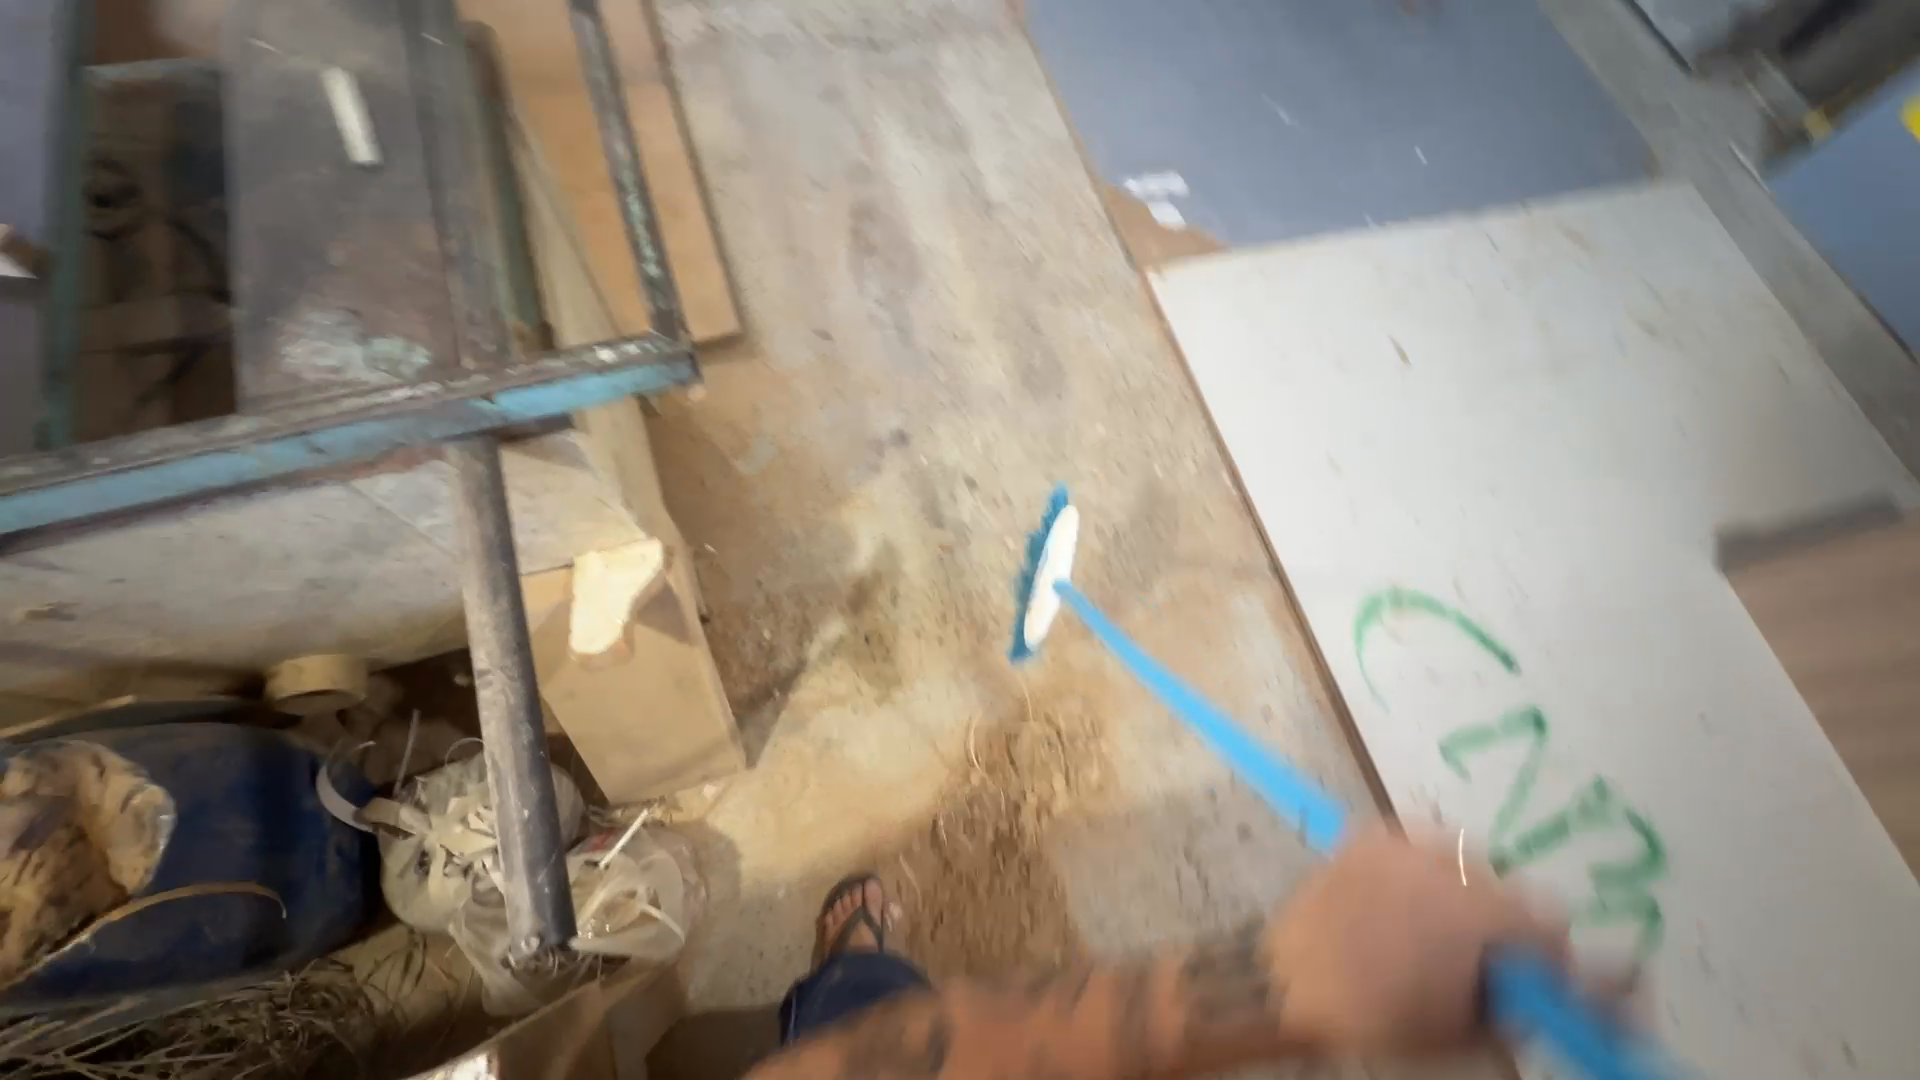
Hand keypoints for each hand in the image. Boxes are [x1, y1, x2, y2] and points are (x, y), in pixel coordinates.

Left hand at [1271, 821, 1569, 1052]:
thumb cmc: (1381, 1014)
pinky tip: (1405, 893)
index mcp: (1477, 911)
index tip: (1538, 978)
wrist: (1291, 980)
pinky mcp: (1363, 836)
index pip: (1548, 921)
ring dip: (1461, 888)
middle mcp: (1442, 863)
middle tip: (1479, 954)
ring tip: (1436, 923)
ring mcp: (1397, 842)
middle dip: (1502, 920)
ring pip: (1458, 858)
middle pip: (1502, 885)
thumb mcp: (1468, 1029)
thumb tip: (1568, 995)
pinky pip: (1410, 841)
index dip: (1552, 955)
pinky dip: (1417, 863)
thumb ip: (1528, 1007)